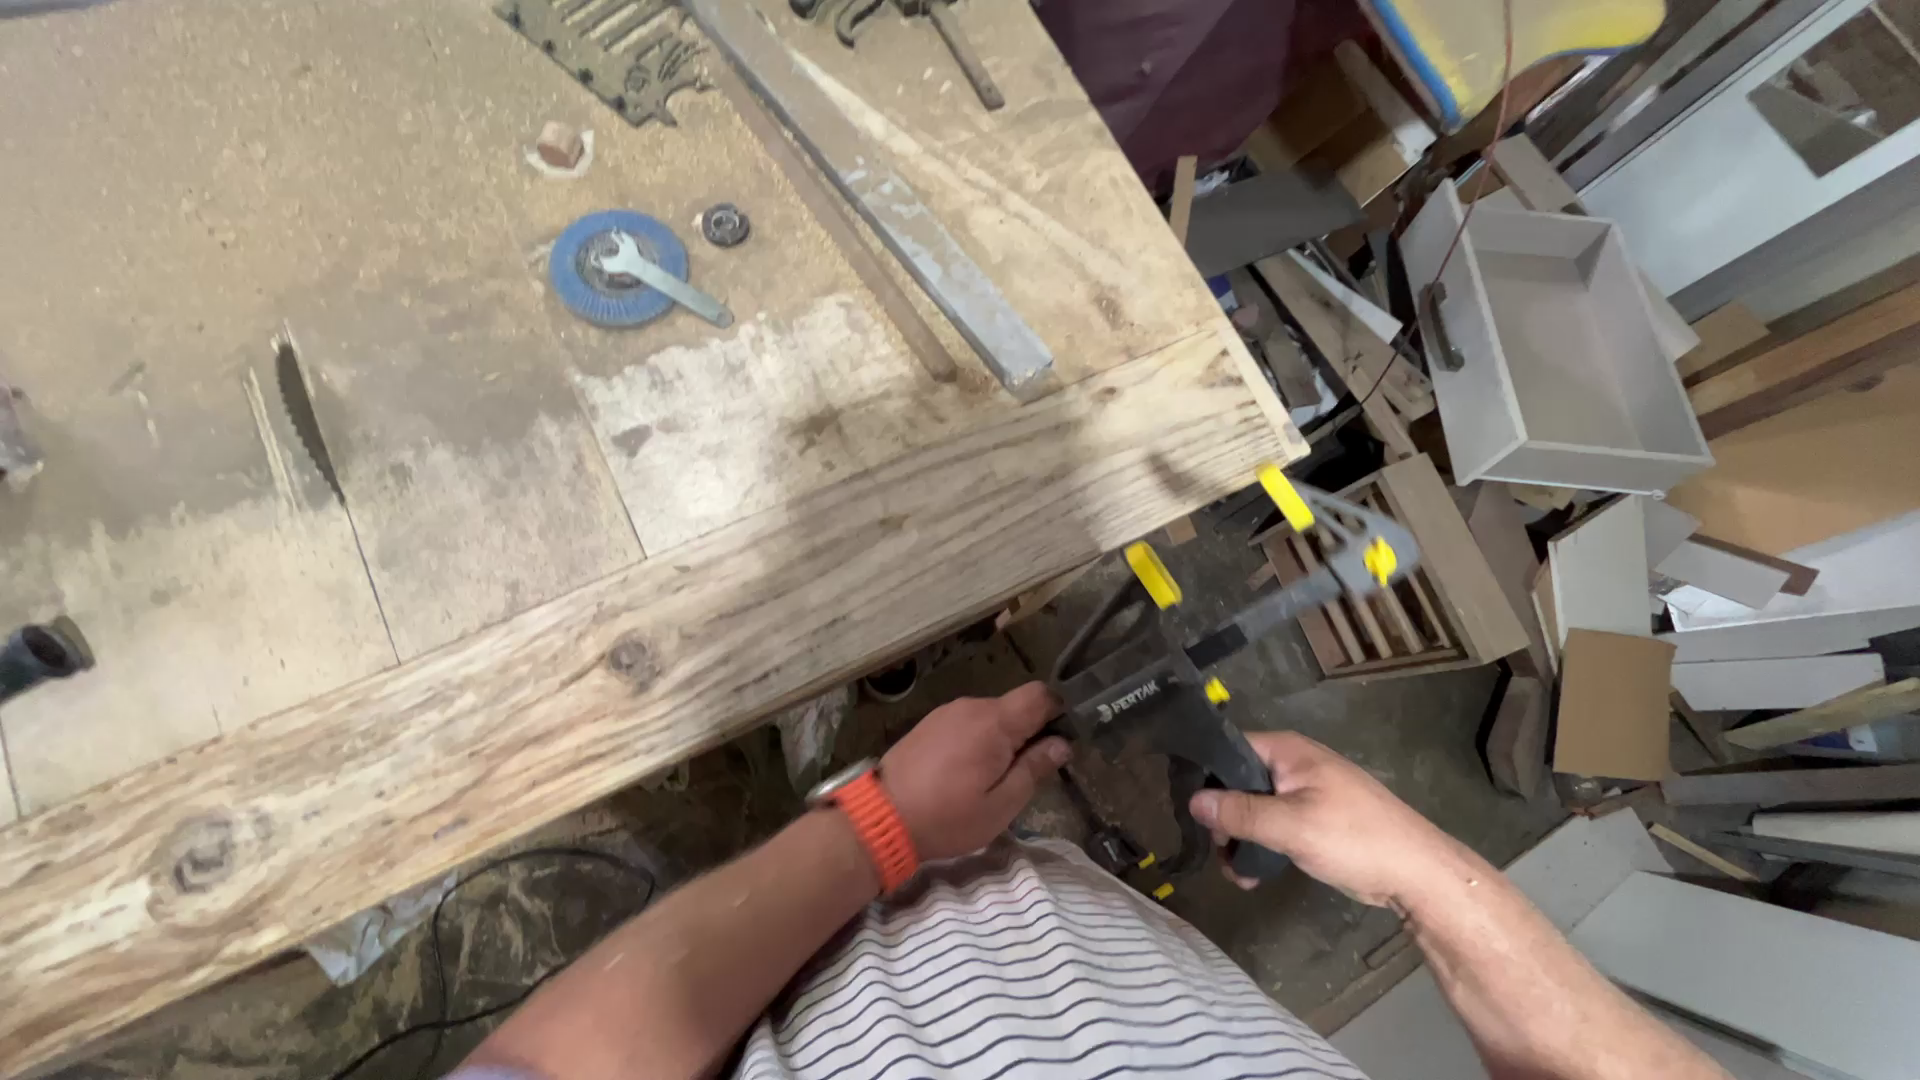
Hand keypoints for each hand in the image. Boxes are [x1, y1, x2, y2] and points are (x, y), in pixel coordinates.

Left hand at [880, 682, 1069, 861]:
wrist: (880, 817)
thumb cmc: (947, 817)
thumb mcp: (1001, 805)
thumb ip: (1034, 769)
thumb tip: (1061, 744)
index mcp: (994, 721)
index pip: (1040, 694)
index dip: (1057, 713)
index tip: (1059, 743)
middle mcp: (971, 706)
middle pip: (1015, 706)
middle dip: (1028, 733)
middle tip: (1024, 775)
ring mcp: (947, 712)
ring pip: (990, 716)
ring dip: (1000, 739)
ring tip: (990, 780)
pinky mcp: (929, 723)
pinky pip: (967, 722)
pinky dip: (977, 740)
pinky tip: (965, 773)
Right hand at [1188, 732, 1468, 910]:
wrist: (1419, 876)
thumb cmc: (1355, 839)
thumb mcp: (1290, 826)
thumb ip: (1240, 812)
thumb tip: (1192, 800)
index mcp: (1286, 750)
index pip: (1228, 748)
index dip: (1206, 775)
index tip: (1190, 809)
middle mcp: (1292, 763)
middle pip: (1237, 781)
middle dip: (1223, 816)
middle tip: (1219, 850)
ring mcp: (1304, 791)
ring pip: (1253, 806)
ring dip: (1240, 837)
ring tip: (1236, 872)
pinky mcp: (1312, 818)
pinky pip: (1273, 823)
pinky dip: (1260, 844)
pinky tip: (1253, 873)